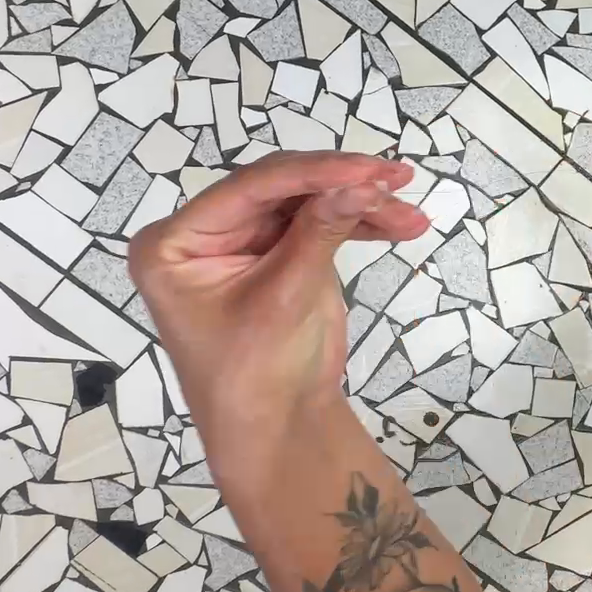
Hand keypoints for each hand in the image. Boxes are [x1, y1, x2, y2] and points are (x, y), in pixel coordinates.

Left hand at [128, 152, 429, 475]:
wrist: (278, 422)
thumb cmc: (256, 369)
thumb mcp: (286, 296)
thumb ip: (322, 232)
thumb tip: (366, 184)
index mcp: (178, 241)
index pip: (252, 187)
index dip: (316, 172)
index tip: (371, 170)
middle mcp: (210, 230)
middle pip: (287, 185)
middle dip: (347, 184)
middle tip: (399, 181)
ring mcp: (250, 238)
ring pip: (316, 199)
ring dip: (368, 205)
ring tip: (413, 216)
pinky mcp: (286, 248)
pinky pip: (328, 220)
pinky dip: (367, 222)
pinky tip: (404, 226)